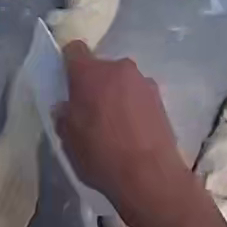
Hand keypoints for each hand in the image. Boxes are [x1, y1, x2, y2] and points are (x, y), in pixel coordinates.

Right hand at [55, 41, 207, 226]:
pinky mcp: (162, 100)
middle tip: (90, 112)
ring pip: (122, 83)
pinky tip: (131, 133)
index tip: (68, 85)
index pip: (74, 51)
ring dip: (116, 96)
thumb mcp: (68, 140)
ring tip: (114, 127)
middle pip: (101, 69)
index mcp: (91, 72)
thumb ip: (64, 116)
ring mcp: (144, 83)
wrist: (150, 176)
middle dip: (94, 85)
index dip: (68, 64)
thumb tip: (66, 107)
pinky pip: (139, 97)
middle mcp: (120, 68)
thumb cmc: (101, 155)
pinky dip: (133, 108)